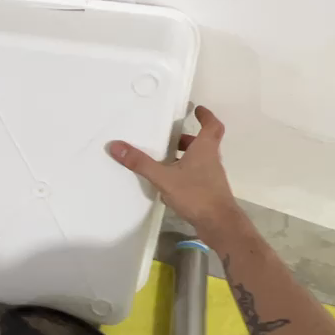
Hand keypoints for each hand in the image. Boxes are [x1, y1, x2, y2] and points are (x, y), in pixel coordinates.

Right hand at [106, 106, 243, 238]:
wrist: (219, 224)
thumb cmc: (196, 194)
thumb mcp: (164, 177)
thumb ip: (140, 163)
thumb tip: (115, 146)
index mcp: (204, 149)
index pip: (212, 126)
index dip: (206, 116)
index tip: (197, 109)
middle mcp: (211, 160)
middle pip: (203, 143)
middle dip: (187, 138)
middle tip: (171, 136)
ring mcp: (211, 177)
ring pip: (199, 160)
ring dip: (184, 156)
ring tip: (163, 159)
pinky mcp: (208, 191)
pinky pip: (195, 176)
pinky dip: (183, 173)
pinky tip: (168, 183)